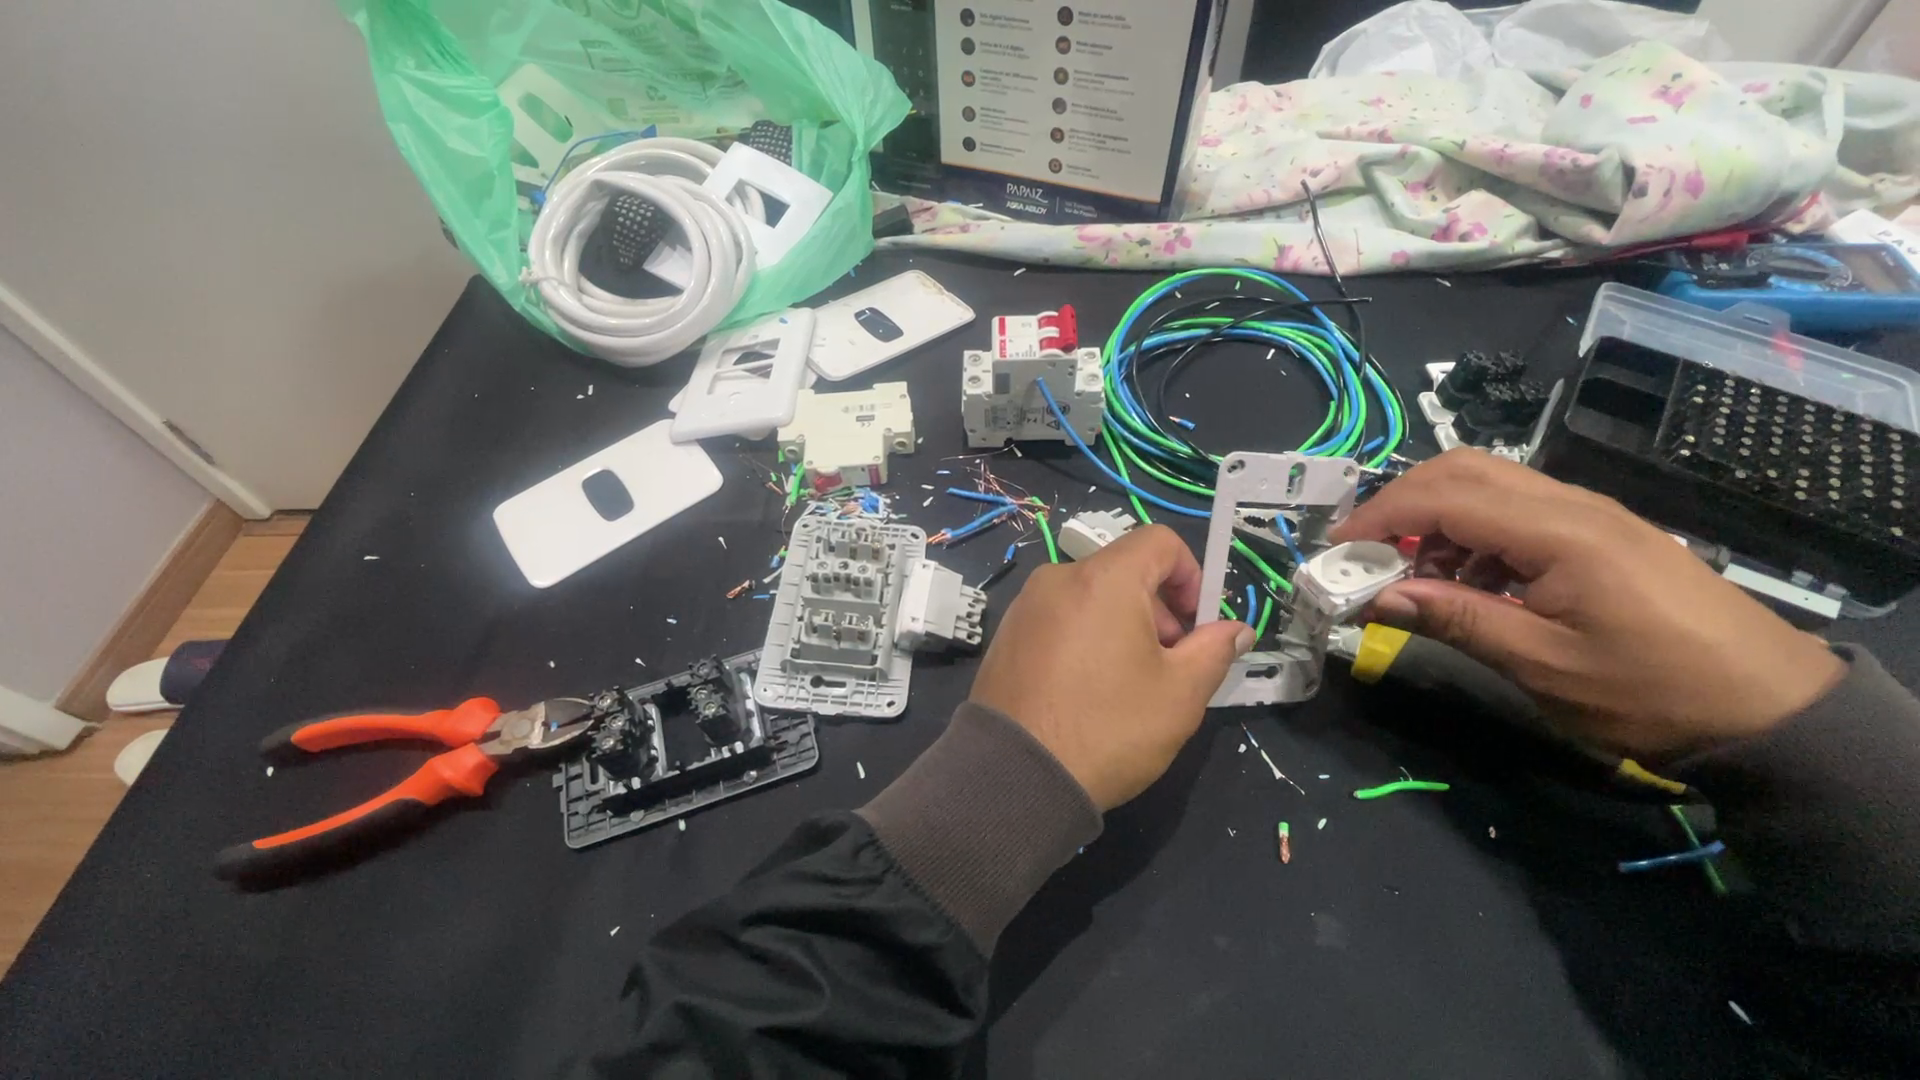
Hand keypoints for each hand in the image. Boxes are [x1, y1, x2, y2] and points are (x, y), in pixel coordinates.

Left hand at [970, 525, 1252, 810]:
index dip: (1192, 575)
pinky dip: (1086, 638)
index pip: (1160, 541)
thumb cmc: (1108, 729)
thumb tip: (1235, 629)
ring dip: (1123, 626)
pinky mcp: (1006, 635)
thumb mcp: (1180, 694)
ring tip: (1127, 684)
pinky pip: (1061, 619)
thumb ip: (1214, 650)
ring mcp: (1025, 606)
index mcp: (1103, 579)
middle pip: (1125, 570)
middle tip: (1169, 665)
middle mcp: (1058, 578)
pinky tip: (1088, 691)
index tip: (1197, 626)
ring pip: (1091, 596)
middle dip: (1159, 609)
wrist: (1014, 776)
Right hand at [1331, 449, 1845, 760]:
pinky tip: (1466, 581)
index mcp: (1561, 533)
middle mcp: (1573, 506)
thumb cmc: (1649, 693)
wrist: (1770, 712)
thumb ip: (1454, 620)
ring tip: (1414, 575)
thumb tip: (1375, 597)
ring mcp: (1589, 515)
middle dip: (1401, 502)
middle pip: (1463, 469)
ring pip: (1487, 484)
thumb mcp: (1540, 665)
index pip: (1446, 497)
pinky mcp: (1598, 534)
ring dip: (1435, 518)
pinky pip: (1515, 510)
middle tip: (1366, 552)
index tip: (1336, 551)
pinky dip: (1470, 533)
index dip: (1381, 517)